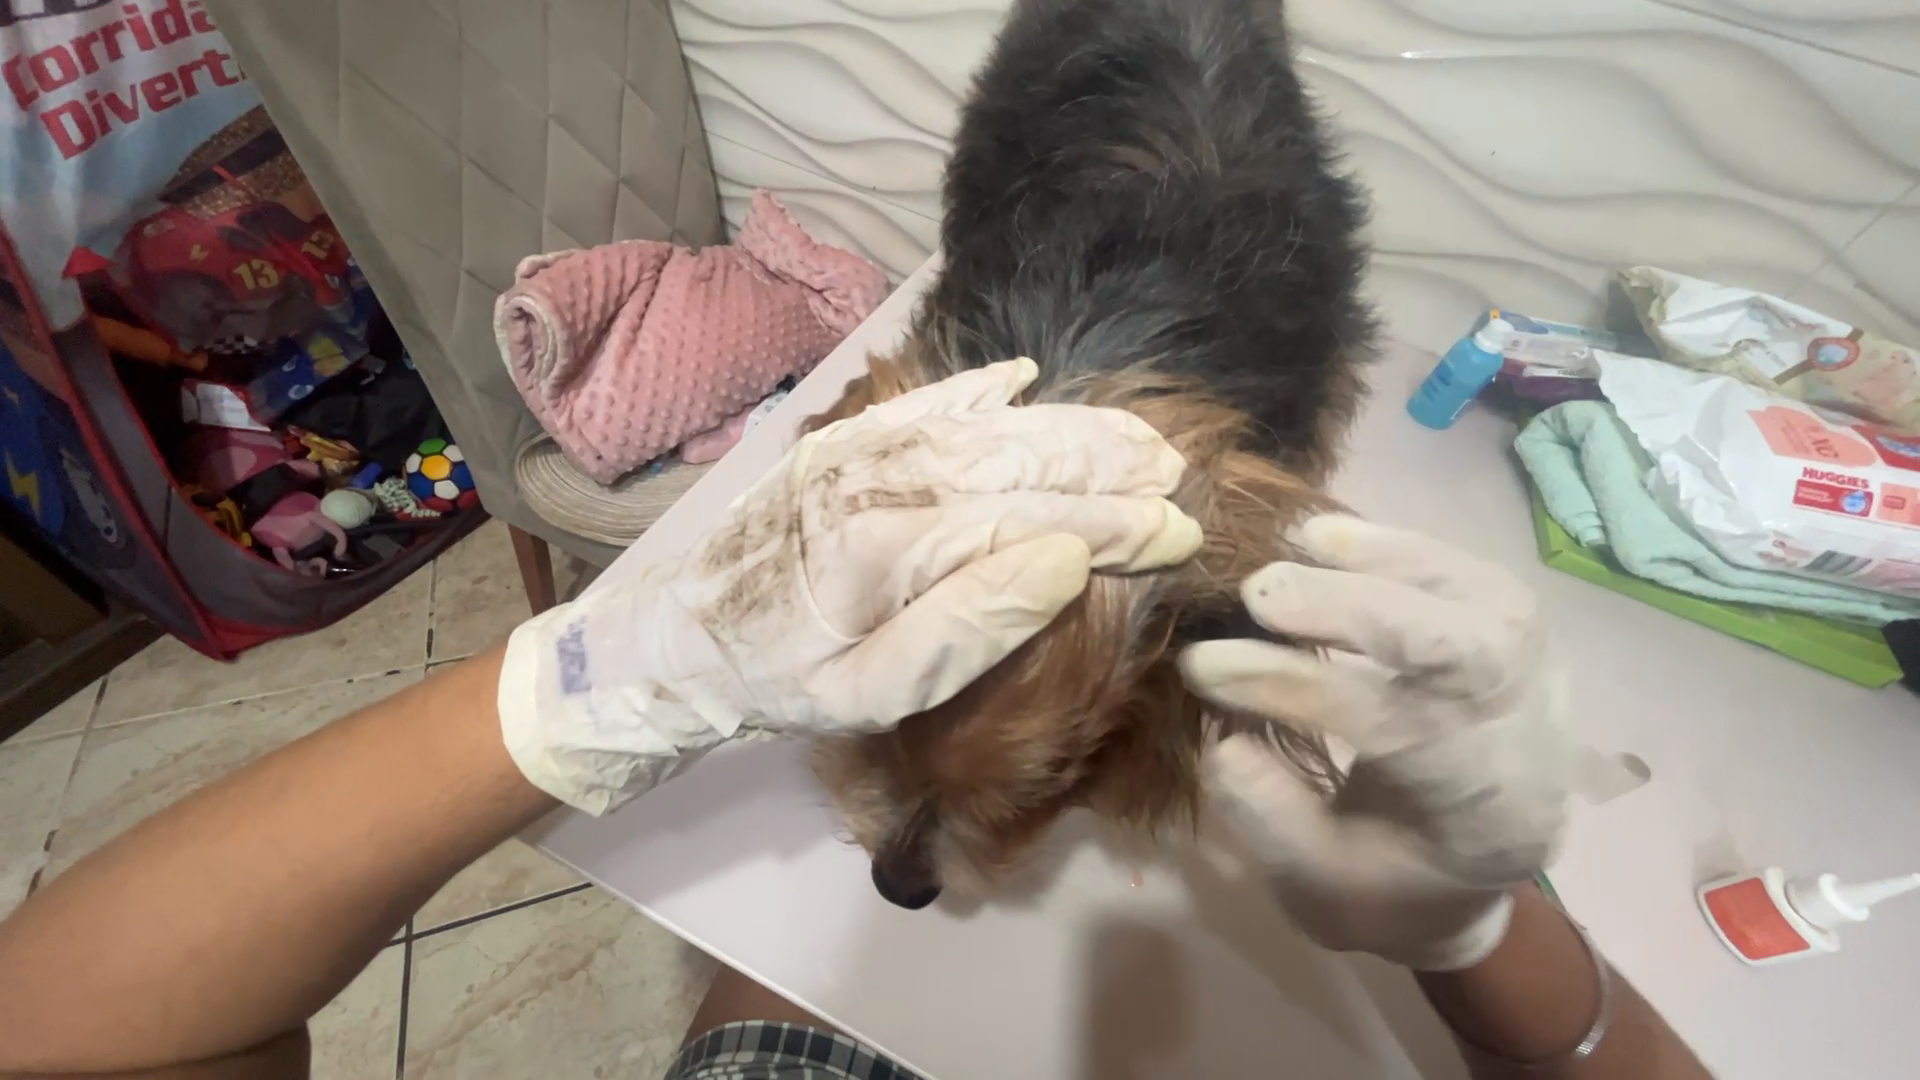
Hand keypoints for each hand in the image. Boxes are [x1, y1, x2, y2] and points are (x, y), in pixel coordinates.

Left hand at [502, 359, 1204, 813]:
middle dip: (1106, 464)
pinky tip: (1023, 377)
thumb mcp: (873, 693)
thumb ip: (969, 627)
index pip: (1033, 522)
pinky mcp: (841, 445)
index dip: (1113, 525)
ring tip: (1131, 432)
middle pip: (1020, 459)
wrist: (673, 640)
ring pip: (987, 425)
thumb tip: (1062, 561)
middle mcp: (883, 476)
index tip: (1178, 526)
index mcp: (896, 544)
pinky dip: (981, 388)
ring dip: (1066, 427)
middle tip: (1176, 470)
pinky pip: (925, 403)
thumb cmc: (778, 681)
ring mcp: (860, 450)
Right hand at [1180, 515, 1572, 970]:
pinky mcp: (1511, 640)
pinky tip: (1328, 536)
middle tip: (1257, 592)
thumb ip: (1266, 811)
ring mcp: (1535, 680)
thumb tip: (1222, 728)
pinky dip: (1398, 547)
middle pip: (1473, 650)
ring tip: (1295, 543)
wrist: (1455, 883)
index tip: (1201, 666)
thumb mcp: (1310, 885)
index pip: (1398, 728)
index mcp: (1481, 816)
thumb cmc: (1378, 890)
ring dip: (1383, 560)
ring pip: (1485, 597)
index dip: (1294, 686)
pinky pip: (1470, 576)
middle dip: (1362, 610)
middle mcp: (1530, 740)